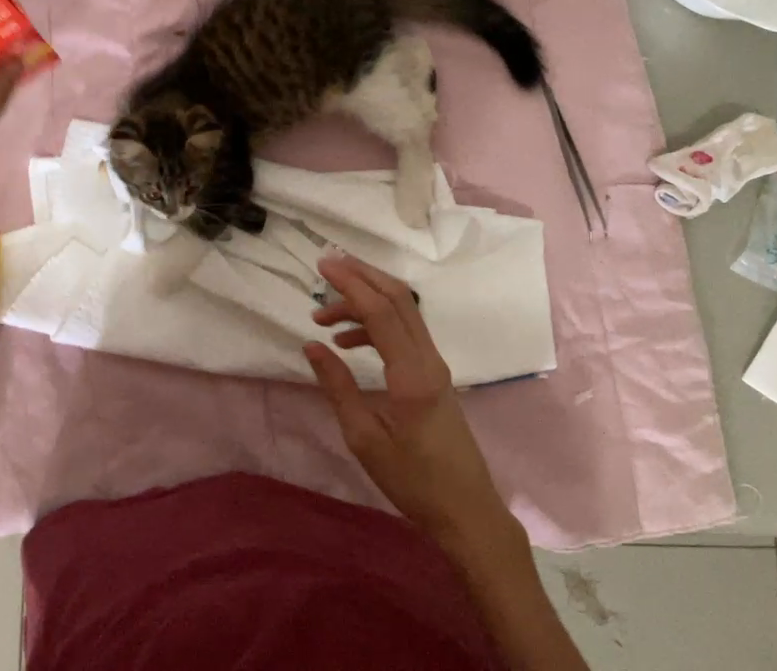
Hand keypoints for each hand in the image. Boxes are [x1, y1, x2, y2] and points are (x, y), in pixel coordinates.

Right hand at [304, 257, 507, 544]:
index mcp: (411, 375)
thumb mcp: (364, 439)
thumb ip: (338, 387)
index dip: (351, 284)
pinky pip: (405, 332)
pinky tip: (348, 343)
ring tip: (324, 316)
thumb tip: (311, 347)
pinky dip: (375, 324)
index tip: (322, 265)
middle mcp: (428, 360)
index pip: (380, 312)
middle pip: (398, 298)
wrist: (466, 510)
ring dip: (365, 301)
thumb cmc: (413, 481)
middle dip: (361, 276)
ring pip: (403, 312)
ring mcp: (436, 366)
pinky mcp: (434, 375)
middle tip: (325, 268)